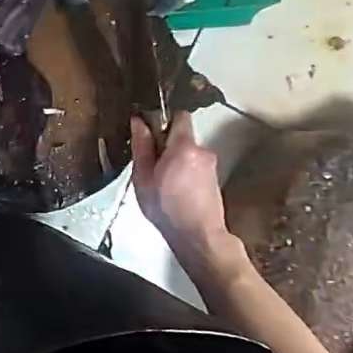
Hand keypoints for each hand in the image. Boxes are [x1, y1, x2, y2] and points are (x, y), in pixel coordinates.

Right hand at [130, 111, 240, 277]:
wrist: (198, 237)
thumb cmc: (168, 210)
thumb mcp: (143, 178)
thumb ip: (141, 146)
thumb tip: (138, 122)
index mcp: (183, 146)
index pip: (179, 114)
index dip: (163, 118)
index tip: (150, 130)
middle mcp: (202, 151)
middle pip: (181, 135)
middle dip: (166, 144)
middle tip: (151, 164)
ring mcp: (210, 164)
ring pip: (187, 152)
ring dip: (175, 160)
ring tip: (161, 181)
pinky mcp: (214, 177)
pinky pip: (195, 165)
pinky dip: (184, 171)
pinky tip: (174, 190)